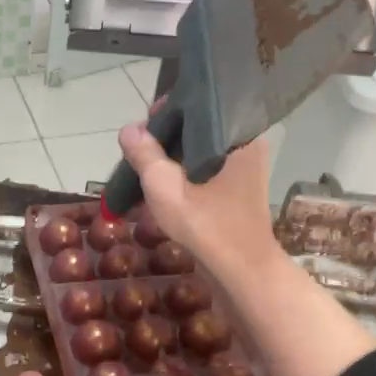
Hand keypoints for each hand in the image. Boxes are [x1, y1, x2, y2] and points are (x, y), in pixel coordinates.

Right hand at [118, 120, 281, 283]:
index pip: (198, 106)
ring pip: (202, 149)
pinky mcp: (241, 186)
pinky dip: (187, 172)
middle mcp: (247, 143)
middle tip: (140, 153)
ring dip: (175, 157)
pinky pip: (208, 167)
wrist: (242, 269)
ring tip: (147, 168)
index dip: (167, 113)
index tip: (142, 129)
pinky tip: (166, 184)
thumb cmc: (207, 225)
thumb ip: (145, 155)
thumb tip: (128, 129)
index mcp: (236, 134)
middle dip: (167, 138)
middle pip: (198, 128)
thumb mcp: (165, 187)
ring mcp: (246, 166)